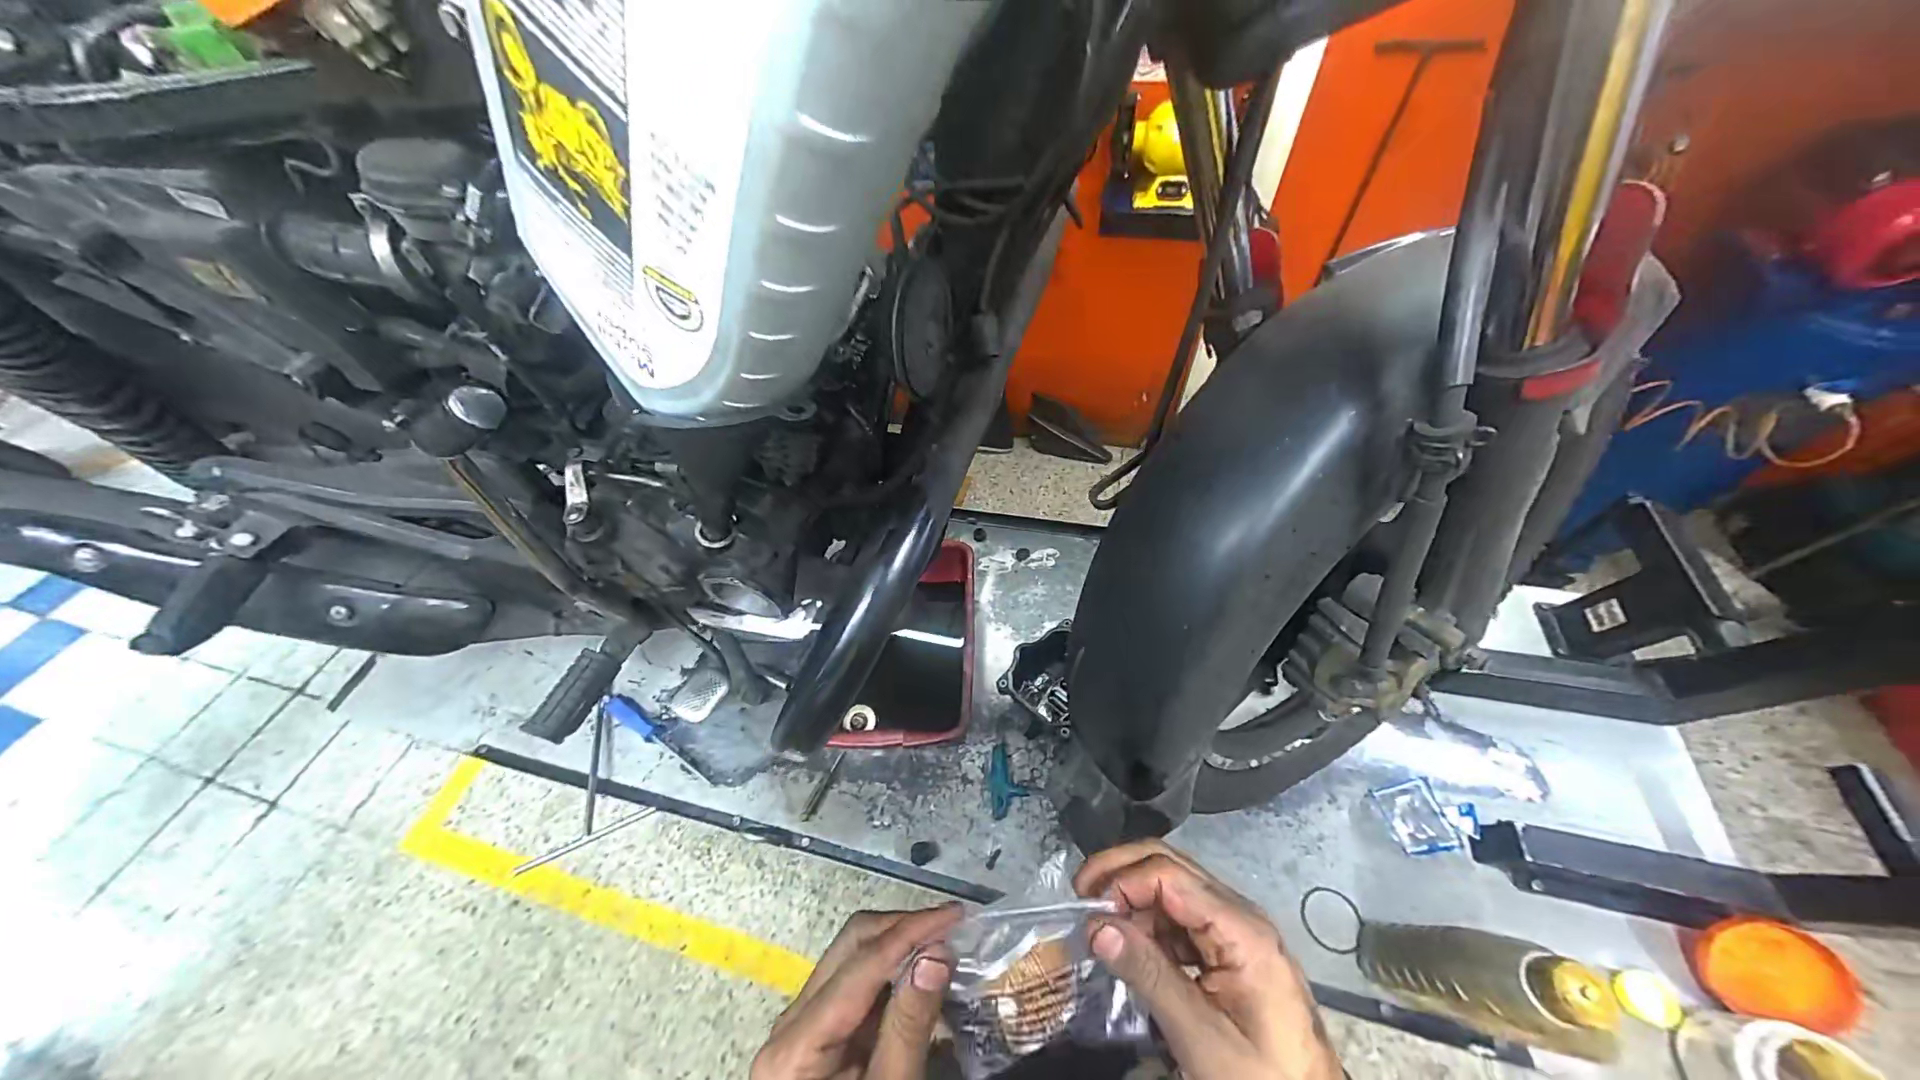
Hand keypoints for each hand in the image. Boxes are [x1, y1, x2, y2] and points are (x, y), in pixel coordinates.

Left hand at [751, 904, 962, 1079]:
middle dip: (903, 927)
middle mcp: (790, 1021)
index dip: (911, 932)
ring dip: (898, 943)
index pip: (862, 963)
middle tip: (951, 927)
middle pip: (851, 945)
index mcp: (796, 1044)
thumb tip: (936, 954)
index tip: (956, 915)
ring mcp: (800, 1025)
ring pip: (851, 955)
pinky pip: (854, 982)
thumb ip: (909, 1026)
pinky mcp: (816, 1034)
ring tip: (941, 944)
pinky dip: (889, 970)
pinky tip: (918, 974)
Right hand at [1075, 840, 1340, 1079]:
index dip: (1122, 880)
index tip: (1088, 910)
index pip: (1169, 873)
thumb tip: (1097, 927)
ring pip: (1171, 885)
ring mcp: (1235, 928)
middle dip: (1120, 872)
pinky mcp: (1229, 947)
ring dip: (1131, 898)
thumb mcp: (1201, 1036)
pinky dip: (1148, 922)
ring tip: (1101, 928)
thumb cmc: (1260, 1077)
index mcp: (1241, 928)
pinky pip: (1180, 916)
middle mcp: (1240, 913)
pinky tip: (1131, 947)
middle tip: (1081, 896)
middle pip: (1169, 864)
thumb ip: (1149, 976)